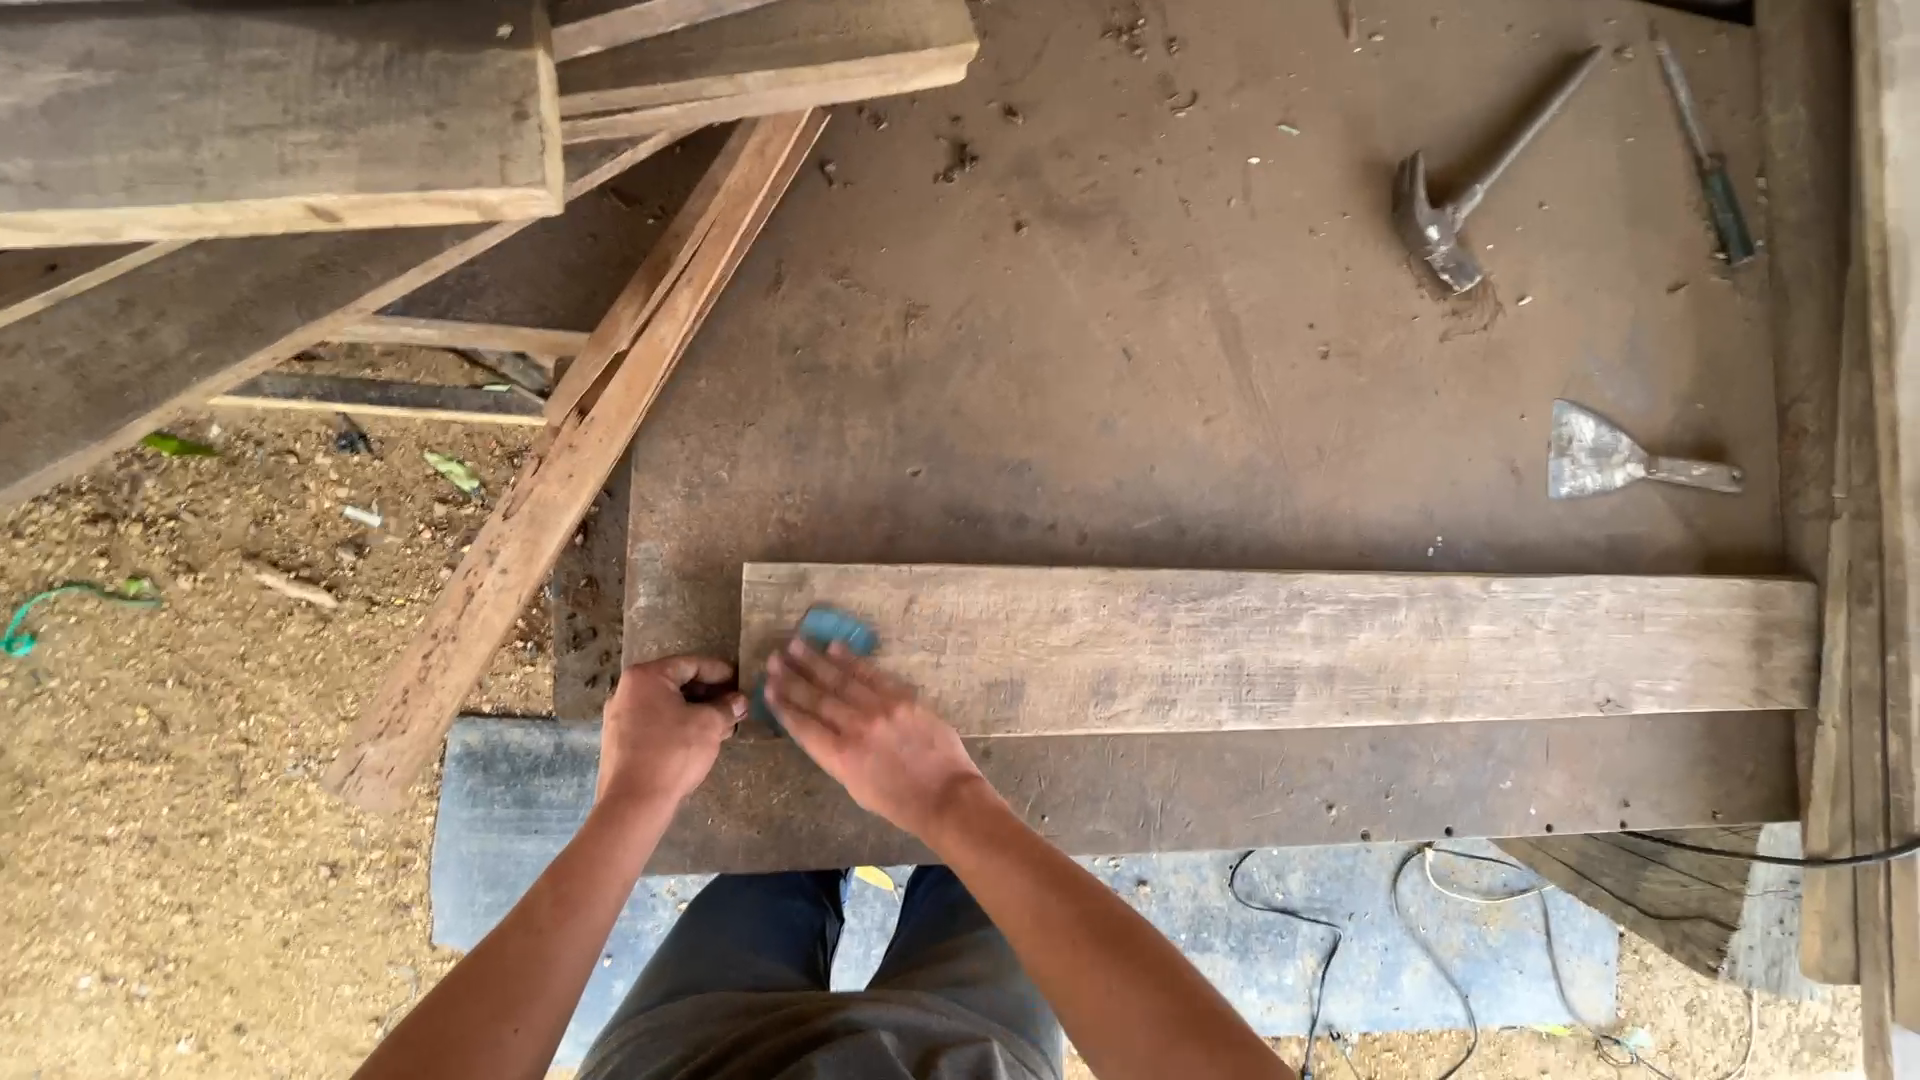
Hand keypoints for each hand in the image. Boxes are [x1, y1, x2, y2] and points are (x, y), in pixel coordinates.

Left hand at [597, 654, 743, 811]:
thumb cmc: (673, 752)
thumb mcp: (709, 724)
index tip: (741, 682)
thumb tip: (740, 701)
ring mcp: (620, 717)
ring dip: (696, 711)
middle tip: (735, 705)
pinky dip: (679, 725)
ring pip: (667, 705)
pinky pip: (655, 723)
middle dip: (710, 694)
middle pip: (677, 684)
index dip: (721, 672)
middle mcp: (627, 691)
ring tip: (724, 724)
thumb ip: (727, 707)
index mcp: (645, 677)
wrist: (633, 802)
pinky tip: (700, 739)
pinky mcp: (620, 741)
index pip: (691, 664)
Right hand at [765, 640, 993, 837]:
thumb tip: (823, 730)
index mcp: (840, 757)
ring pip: (840, 680)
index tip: (768, 688)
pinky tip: (834, 648)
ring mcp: (880, 709)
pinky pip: (871, 674)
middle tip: (773, 659)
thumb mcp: (856, 787)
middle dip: (791, 678)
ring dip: (815, 661)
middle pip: (817, 698)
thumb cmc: (899, 803)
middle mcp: (855, 728)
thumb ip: (837, 756)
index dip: (783, 705)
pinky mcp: (903, 698)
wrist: (946, 795)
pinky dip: (851, 660)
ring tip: (795, 645)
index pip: (803, 726)